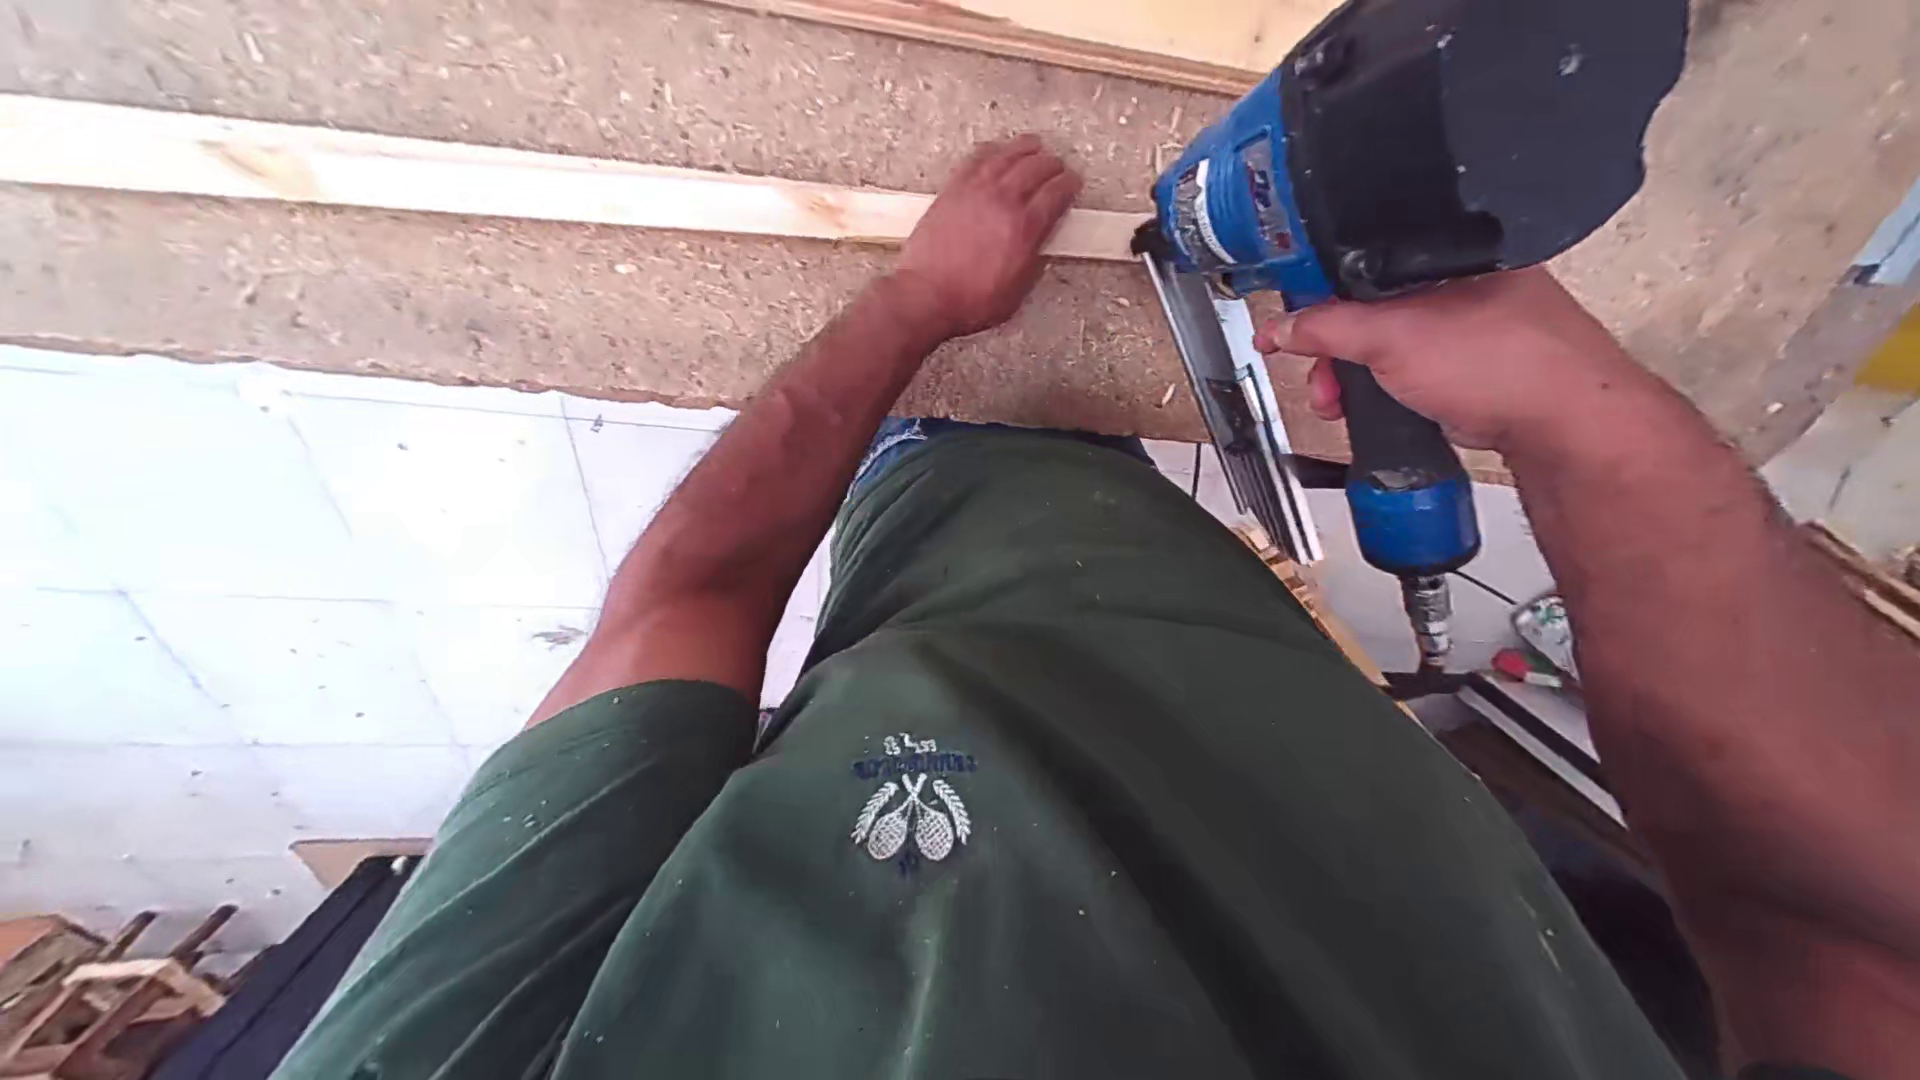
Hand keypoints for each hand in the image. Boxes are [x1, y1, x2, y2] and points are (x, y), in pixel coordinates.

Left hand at [889, 135, 1083, 340]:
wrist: (927, 296)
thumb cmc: (968, 302)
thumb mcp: (1016, 293)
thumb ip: (1032, 262)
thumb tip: (1040, 247)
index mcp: (1025, 229)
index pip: (1056, 194)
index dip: (1069, 185)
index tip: (1073, 184)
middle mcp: (1004, 202)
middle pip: (1036, 168)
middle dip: (1052, 164)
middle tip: (1057, 167)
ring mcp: (977, 192)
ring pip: (1008, 155)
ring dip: (1026, 148)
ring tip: (1034, 146)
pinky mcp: (953, 190)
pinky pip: (977, 158)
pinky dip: (992, 150)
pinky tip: (996, 150)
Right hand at [1254, 267, 1673, 454]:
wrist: (1554, 423)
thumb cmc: (1504, 364)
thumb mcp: (1392, 337)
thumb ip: (1327, 328)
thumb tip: (1280, 327)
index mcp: (1447, 259)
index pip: (1360, 268)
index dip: (1316, 296)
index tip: (1290, 323)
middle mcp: (1454, 290)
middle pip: (1362, 315)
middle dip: (1329, 354)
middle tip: (1318, 378)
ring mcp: (1458, 330)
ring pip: (1377, 348)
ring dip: (1346, 379)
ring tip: (1338, 403)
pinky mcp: (1457, 368)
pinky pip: (1396, 372)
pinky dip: (1373, 392)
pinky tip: (1366, 408)